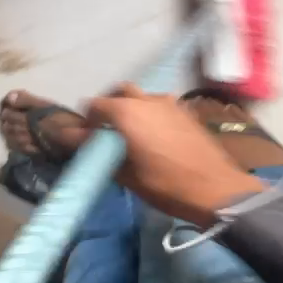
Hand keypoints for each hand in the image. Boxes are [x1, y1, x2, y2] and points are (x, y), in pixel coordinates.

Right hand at [84, 85, 264, 224]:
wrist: (217, 190)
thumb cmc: (165, 184)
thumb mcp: (124, 172)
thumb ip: (94, 149)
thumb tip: (65, 134)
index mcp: (125, 112)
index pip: (94, 105)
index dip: (87, 122)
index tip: (88, 140)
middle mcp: (145, 100)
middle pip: (119, 92)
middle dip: (109, 106)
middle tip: (108, 130)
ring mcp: (169, 103)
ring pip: (142, 95)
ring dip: (132, 106)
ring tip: (133, 131)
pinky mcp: (186, 112)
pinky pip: (160, 104)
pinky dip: (151, 112)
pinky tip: (156, 134)